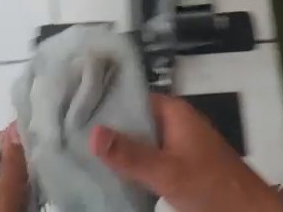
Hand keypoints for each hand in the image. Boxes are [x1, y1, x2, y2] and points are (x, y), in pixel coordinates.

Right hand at [90, 94, 282, 211]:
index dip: (105, 104)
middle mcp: (175, 121)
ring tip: (85, 156)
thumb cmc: (209, 185)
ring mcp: (179, 143)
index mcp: (173, 111)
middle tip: (73, 136)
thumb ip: (130, 154)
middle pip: (135, 119)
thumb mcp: (166, 172)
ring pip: (142, 141)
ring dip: (121, 151)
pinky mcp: (181, 164)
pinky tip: (113, 177)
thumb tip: (93, 131)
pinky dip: (134, 166)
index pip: (131, 97)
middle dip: (109, 130)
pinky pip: (151, 159)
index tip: (75, 112)